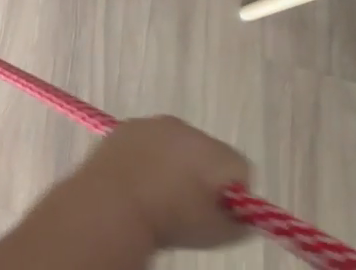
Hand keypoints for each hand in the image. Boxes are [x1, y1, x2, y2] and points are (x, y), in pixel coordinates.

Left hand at [73, 116, 251, 250]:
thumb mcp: (220, 233)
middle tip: (189, 200)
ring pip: (177, 143)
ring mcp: (152, 123)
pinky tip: (139, 175)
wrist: (112, 201)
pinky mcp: (126, 125)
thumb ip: (242, 221)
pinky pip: (149, 139)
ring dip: (176, 160)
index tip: (219, 209)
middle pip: (208, 151)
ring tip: (160, 189)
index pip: (240, 168)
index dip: (235, 193)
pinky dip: (149, 153)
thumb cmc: (171, 219)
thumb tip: (240, 211)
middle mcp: (185, 129)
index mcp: (214, 152)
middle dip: (204, 172)